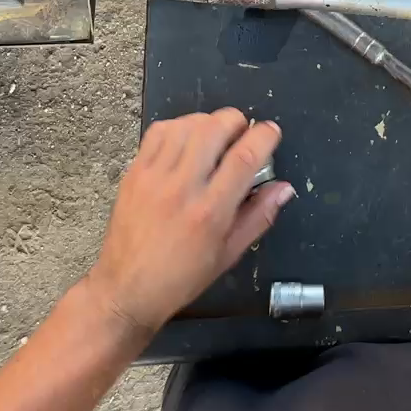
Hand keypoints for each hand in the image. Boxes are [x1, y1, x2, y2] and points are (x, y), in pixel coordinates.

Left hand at [84, 108, 295, 334]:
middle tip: (242, 132)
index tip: (271, 131)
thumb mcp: (229, 253)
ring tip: (215, 134)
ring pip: (188, 124)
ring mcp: (154, 176)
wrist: (126, 290)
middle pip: (215, 128)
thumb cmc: (182, 277)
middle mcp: (182, 187)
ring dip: (209, 121)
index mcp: (210, 212)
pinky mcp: (135, 171)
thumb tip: (284, 187)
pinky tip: (186, 139)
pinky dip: (179, 126)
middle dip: (237, 121)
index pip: (244, 158)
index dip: (264, 136)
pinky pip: (159, 131)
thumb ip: (260, 216)